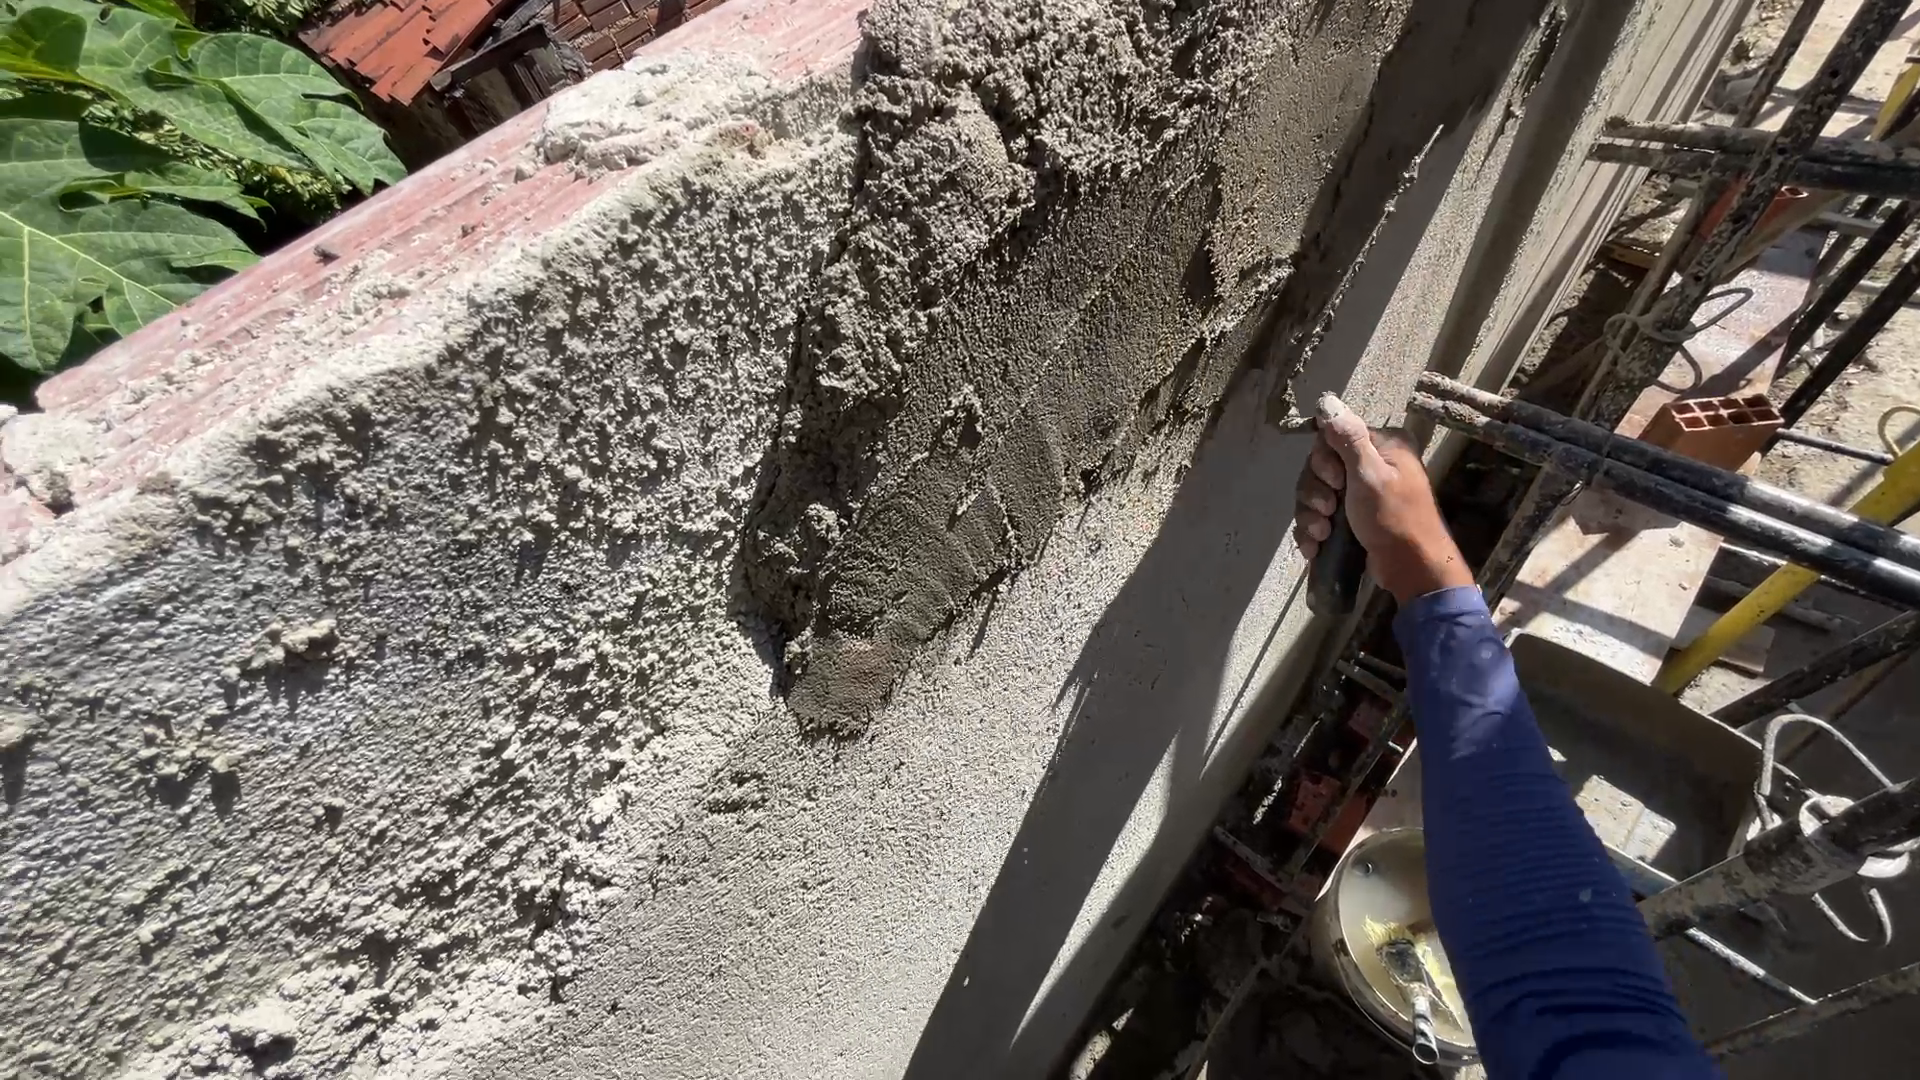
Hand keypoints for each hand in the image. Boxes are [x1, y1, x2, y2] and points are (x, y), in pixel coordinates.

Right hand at [1293, 395, 1472, 603]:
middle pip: (1317, 469)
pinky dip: (1311, 531)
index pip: (1330, 440)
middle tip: (1329, 511)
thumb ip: (1347, 439)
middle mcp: (1370, 465)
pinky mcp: (1349, 517)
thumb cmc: (1394, 518)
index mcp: (1381, 447)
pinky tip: (1316, 545)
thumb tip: (1326, 402)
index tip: (1336, 483)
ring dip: (1310, 515)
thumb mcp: (1369, 475)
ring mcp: (1358, 492)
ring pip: (1313, 494)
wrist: (1409, 567)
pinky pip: (1316, 516)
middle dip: (1315, 494)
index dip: (1323, 464)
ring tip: (1322, 534)